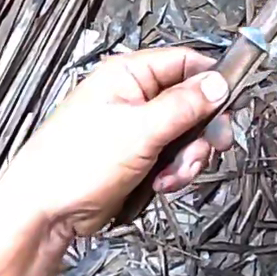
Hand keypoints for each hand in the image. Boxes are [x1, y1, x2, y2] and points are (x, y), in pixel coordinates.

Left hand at [0, 47, 230, 234]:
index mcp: (129, 74)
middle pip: (193, 102)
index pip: (186, 62)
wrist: (46, 213)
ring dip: (187, 158)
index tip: (229, 103)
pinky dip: (175, 172)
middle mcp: (135, 96)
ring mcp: (138, 127)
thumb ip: (184, 105)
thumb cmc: (71, 164)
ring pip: (188, 134)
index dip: (212, 82)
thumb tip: (217, 83)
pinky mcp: (140, 155)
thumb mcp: (139, 129)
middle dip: (201, 130)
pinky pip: (175, 156)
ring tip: (170, 173)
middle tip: (209, 146)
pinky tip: (159, 182)